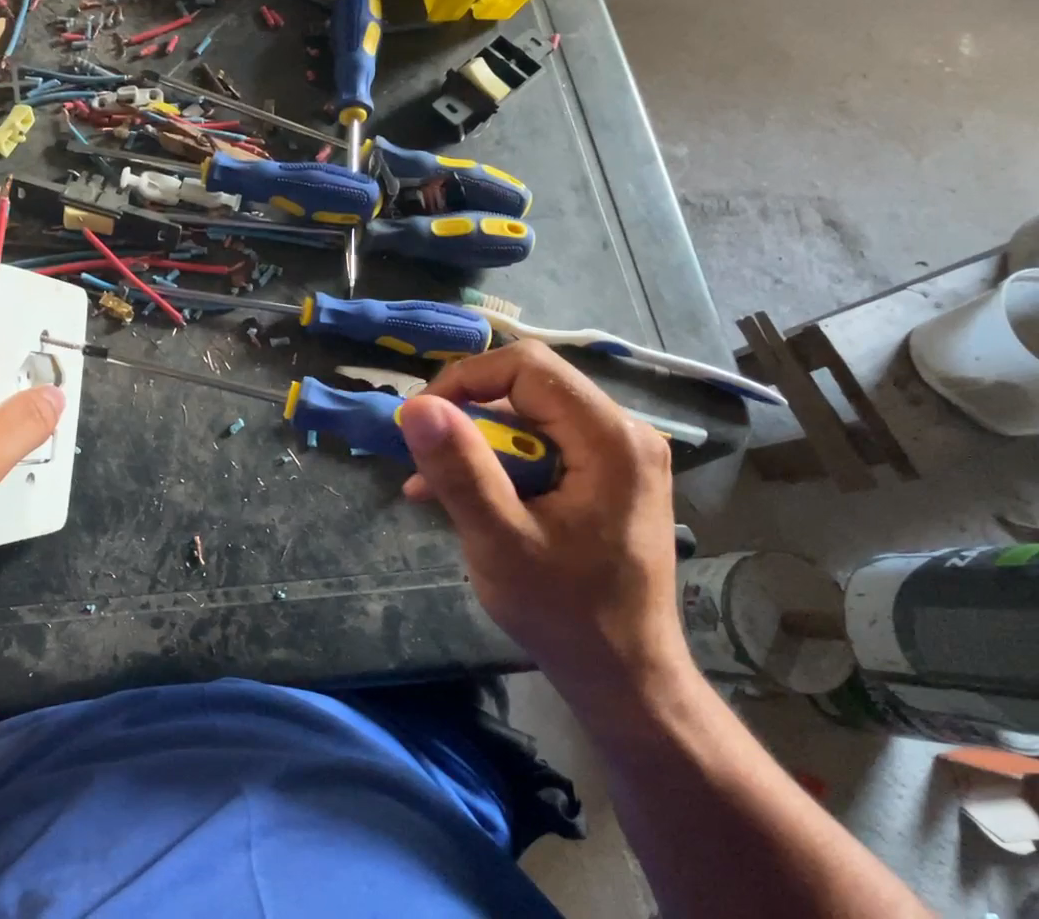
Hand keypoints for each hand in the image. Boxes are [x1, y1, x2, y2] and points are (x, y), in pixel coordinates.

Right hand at [398, 341, 691, 705]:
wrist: (621, 672)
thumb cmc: (564, 610)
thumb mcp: (499, 540)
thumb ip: (459, 470)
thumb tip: (415, 406)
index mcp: (610, 439)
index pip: (526, 367)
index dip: (464, 381)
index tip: (420, 422)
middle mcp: (623, 434)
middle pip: (527, 389)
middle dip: (466, 416)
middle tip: (422, 457)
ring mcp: (617, 457)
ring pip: (528, 418)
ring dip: (474, 445)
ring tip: (430, 486)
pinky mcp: (605, 479)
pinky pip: (540, 447)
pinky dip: (496, 465)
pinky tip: (459, 497)